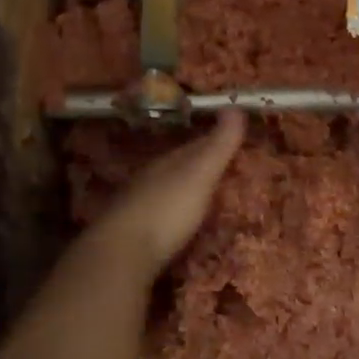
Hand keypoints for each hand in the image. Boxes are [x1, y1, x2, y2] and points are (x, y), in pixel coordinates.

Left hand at [80, 109, 244, 269]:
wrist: (121, 254)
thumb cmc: (166, 210)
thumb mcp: (200, 175)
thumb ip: (219, 145)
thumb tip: (235, 105)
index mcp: (167, 162)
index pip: (196, 145)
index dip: (216, 141)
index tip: (237, 141)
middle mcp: (150, 179)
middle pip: (180, 167)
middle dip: (202, 166)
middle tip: (228, 170)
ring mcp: (138, 206)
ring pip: (168, 190)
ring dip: (187, 191)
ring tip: (209, 197)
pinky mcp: (134, 233)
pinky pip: (161, 215)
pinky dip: (176, 214)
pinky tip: (183, 223)